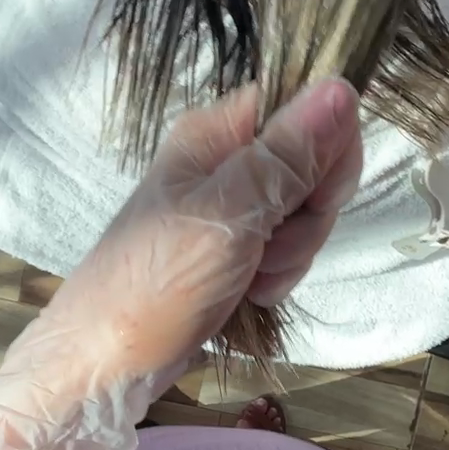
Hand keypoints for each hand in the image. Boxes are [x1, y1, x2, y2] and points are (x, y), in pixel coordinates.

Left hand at [0, 79, 362, 449]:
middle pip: (311, 168)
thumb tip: (342, 86)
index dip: (326, 154)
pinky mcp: (230, 253)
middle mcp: (224, 164)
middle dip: (307, 218)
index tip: (312, 199)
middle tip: (267, 250)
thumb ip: (287, 157)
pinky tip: (249, 295)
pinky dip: (276, 277)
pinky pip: (282, 252)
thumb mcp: (228, 216)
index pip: (306, 110)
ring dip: (290, 256)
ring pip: (302, 216)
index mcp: (216, 134)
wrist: (107, 363)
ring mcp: (227, 212)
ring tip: (249, 281)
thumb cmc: (156, 286)